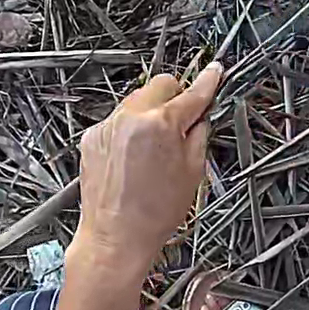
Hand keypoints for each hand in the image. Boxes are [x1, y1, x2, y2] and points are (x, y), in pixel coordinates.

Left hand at [70, 63, 224, 293]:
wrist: (116, 237)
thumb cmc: (153, 213)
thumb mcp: (193, 171)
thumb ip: (199, 133)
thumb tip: (201, 115)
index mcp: (160, 124)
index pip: (192, 93)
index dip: (208, 82)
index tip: (215, 72)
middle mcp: (130, 118)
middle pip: (160, 85)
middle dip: (174, 99)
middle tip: (183, 123)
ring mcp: (108, 126)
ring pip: (138, 100)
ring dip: (151, 113)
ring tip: (156, 148)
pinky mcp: (93, 137)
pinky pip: (119, 119)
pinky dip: (130, 129)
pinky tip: (136, 157)